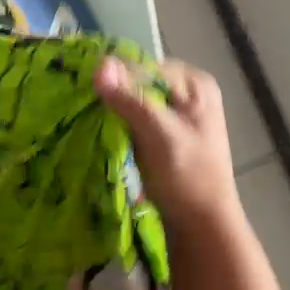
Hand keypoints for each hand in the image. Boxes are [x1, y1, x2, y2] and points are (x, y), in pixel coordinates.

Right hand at [94, 57, 242, 234]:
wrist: (201, 225)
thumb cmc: (189, 177)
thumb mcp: (159, 134)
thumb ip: (131, 99)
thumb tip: (99, 64)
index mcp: (194, 83)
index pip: (142, 66)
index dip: (117, 78)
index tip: (94, 96)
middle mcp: (185, 89)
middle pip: (136, 79)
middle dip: (114, 92)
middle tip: (88, 107)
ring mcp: (173, 110)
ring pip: (131, 96)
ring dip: (112, 107)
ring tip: (92, 118)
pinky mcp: (160, 129)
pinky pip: (131, 113)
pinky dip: (116, 119)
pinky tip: (103, 129)